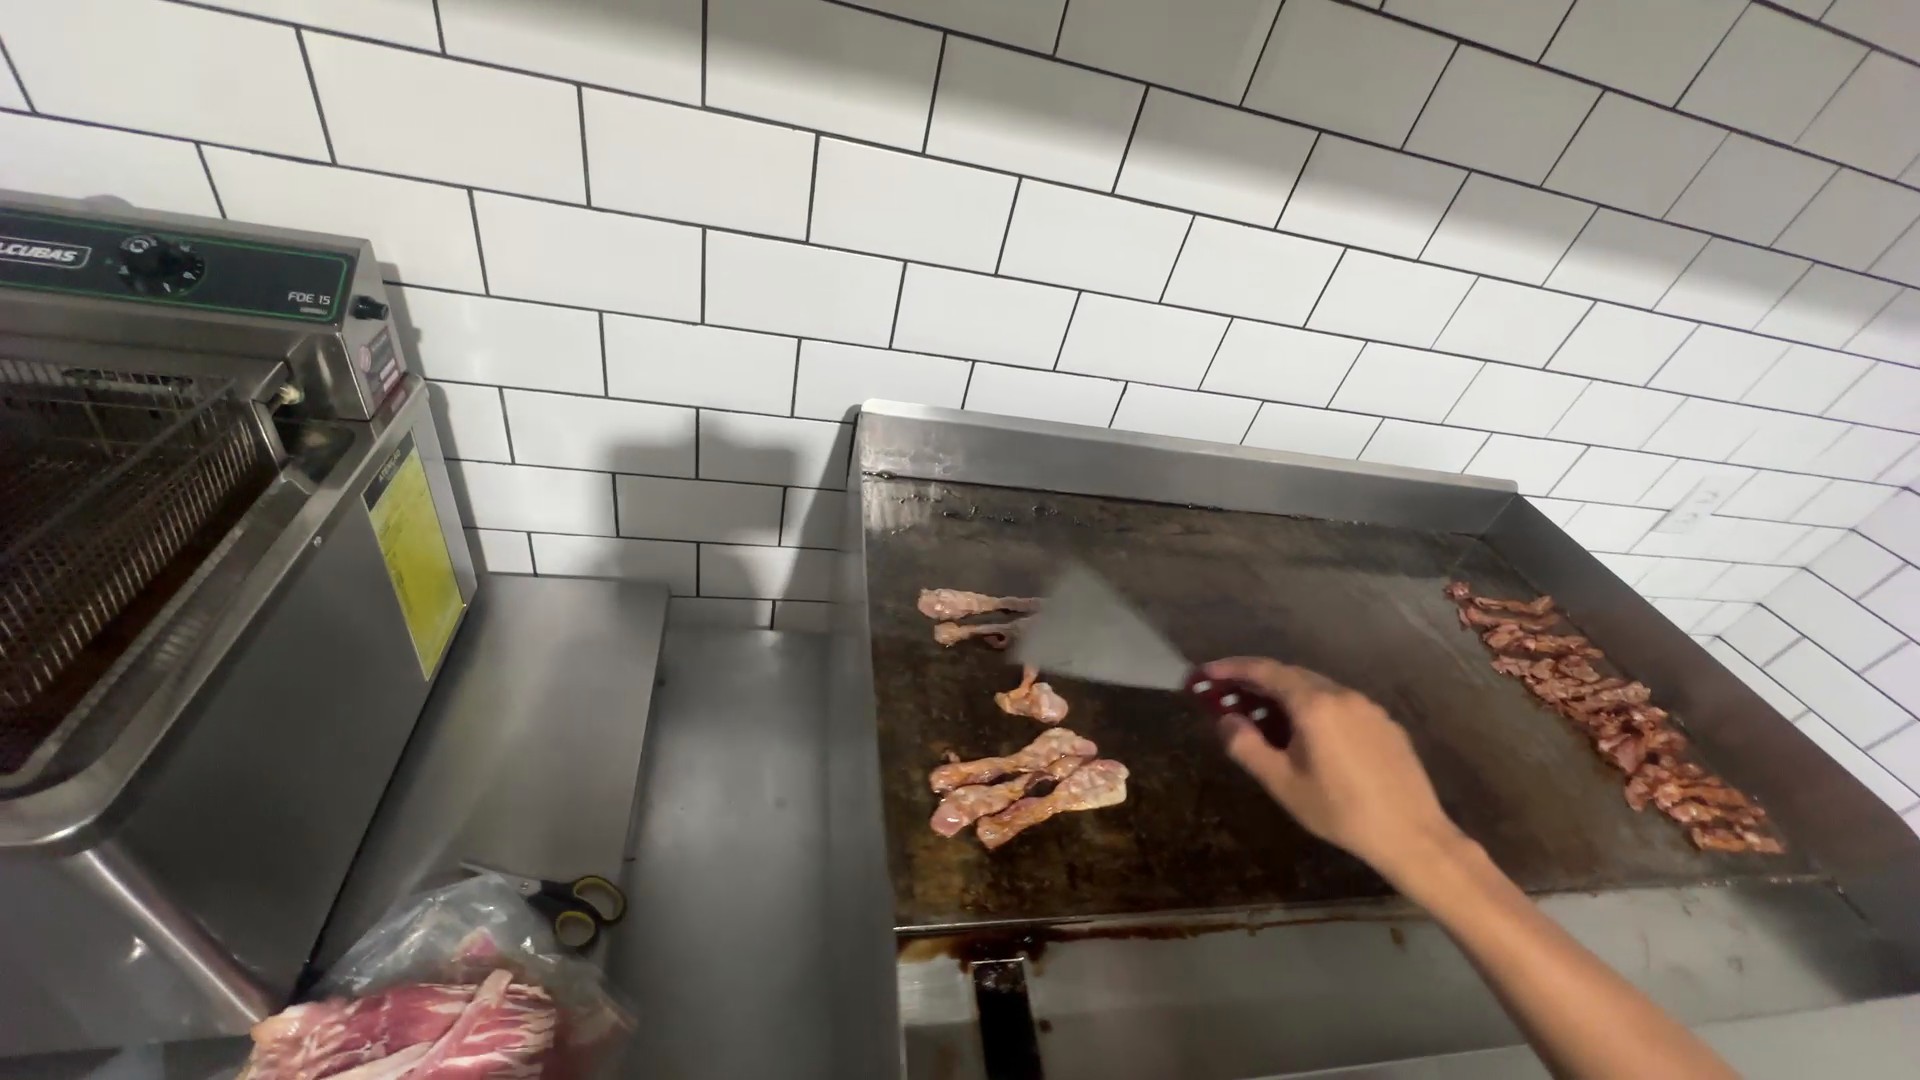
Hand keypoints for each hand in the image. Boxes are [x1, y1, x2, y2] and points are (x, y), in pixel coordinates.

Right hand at [1206, 657, 1465, 879]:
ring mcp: (1368, 708)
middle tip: (1229, 697)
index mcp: (1314, 705)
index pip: (1264, 671)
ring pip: (1316, 688)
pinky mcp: (1385, 724)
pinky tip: (1306, 735)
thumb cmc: (1340, 810)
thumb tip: (1225, 720)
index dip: (1231, 669)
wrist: (1413, 836)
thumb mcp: (1281, 783)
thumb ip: (1245, 746)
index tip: (1206, 673)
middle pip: (1290, 674)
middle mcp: (1342, 695)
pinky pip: (1338, 704)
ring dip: (1284, 695)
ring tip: (1263, 718)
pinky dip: (1311, 707)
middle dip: (1255, 681)